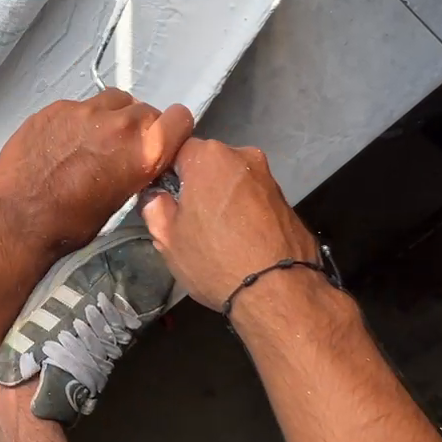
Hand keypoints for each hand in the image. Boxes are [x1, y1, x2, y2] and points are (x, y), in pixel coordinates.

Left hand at [0, 89, 192, 253]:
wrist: (17, 219)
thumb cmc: (71, 224)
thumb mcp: (120, 203)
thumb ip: (136, 170)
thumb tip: (136, 160)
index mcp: (144, 151)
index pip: (180, 119)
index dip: (172, 130)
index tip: (161, 140)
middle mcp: (120, 124)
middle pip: (144, 109)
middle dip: (137, 127)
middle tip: (118, 149)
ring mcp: (85, 110)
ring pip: (112, 100)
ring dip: (109, 116)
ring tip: (91, 140)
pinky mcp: (55, 107)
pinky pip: (78, 105)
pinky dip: (77, 120)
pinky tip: (61, 143)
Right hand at [141, 137, 318, 311]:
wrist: (278, 292)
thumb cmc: (214, 259)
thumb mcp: (167, 238)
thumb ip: (155, 207)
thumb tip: (157, 198)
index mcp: (209, 157)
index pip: (176, 150)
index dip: (166, 172)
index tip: (161, 196)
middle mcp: (242, 156)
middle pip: (208, 163)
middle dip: (196, 183)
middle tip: (187, 217)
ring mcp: (269, 177)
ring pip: (232, 180)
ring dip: (221, 197)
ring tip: (215, 232)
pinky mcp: (286, 200)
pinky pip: (253, 197)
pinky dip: (243, 210)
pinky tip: (239, 238)